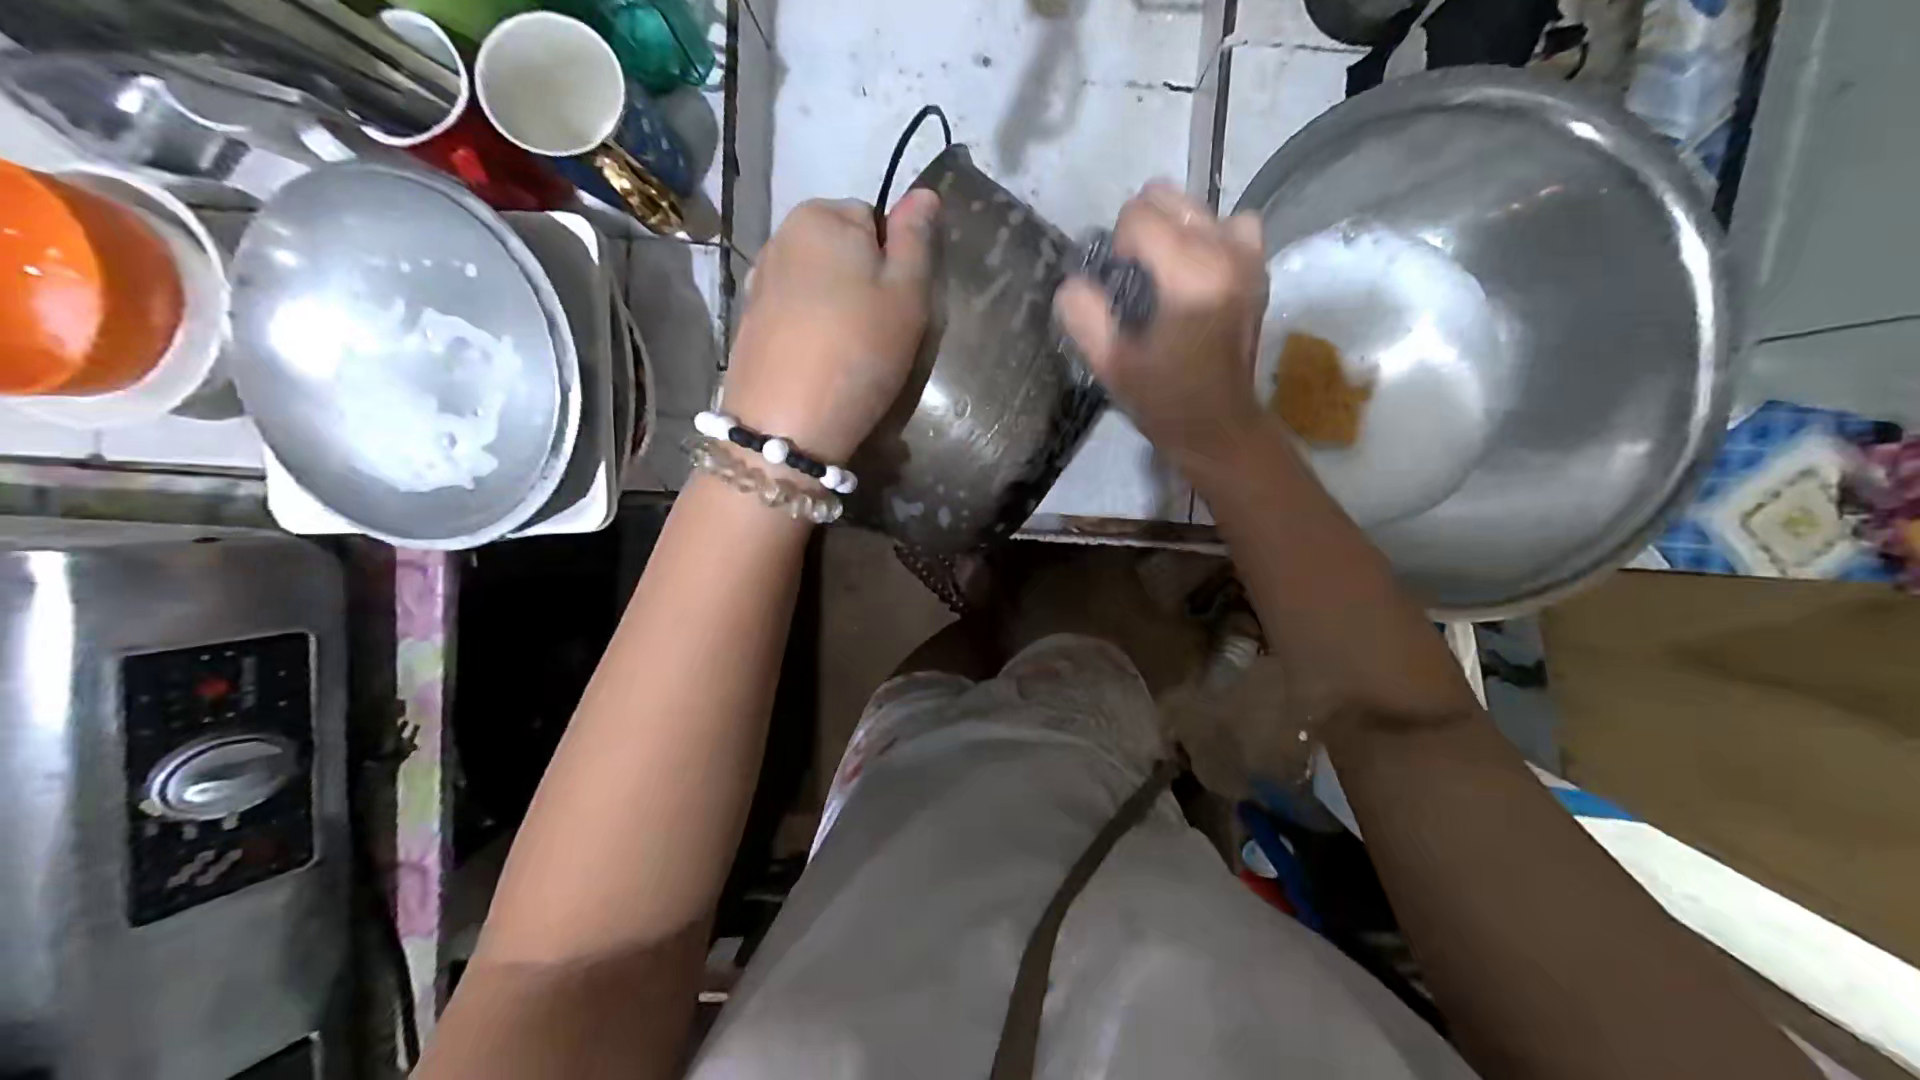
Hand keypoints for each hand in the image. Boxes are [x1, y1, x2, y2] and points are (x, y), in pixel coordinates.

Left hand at [722, 191, 939, 462]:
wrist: (786, 424)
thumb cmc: (858, 351)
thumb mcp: (907, 294)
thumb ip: (917, 239)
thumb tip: (923, 193)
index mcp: (820, 215)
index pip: (874, 220)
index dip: (893, 263)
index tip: (895, 306)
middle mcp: (780, 236)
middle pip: (842, 251)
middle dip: (862, 282)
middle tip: (876, 333)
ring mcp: (758, 280)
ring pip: (817, 283)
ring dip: (836, 307)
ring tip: (846, 353)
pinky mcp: (748, 321)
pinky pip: (794, 312)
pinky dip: (810, 329)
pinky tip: (817, 363)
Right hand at [1055, 182, 1272, 465]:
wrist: (1220, 425)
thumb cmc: (1164, 400)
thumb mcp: (1111, 365)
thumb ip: (1085, 317)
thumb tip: (1072, 284)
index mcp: (1189, 275)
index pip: (1139, 216)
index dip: (1116, 245)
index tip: (1118, 285)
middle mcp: (1225, 252)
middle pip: (1169, 198)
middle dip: (1142, 229)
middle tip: (1136, 277)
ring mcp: (1249, 257)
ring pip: (1199, 207)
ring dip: (1174, 230)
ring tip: (1165, 271)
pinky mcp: (1259, 269)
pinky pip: (1233, 225)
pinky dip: (1210, 237)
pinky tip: (1196, 271)